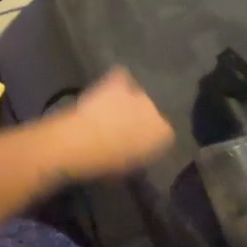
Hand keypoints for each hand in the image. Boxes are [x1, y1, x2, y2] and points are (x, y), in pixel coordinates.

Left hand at [49, 68, 174, 181]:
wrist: (83, 141)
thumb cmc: (106, 164)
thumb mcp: (129, 168)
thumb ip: (139, 157)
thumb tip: (135, 153)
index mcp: (164, 135)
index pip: (163, 135)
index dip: (148, 139)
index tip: (137, 145)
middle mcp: (156, 110)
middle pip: (151, 112)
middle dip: (139, 118)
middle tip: (121, 129)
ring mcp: (137, 93)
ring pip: (136, 94)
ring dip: (127, 102)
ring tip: (110, 112)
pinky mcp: (118, 82)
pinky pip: (121, 78)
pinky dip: (116, 82)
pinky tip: (106, 90)